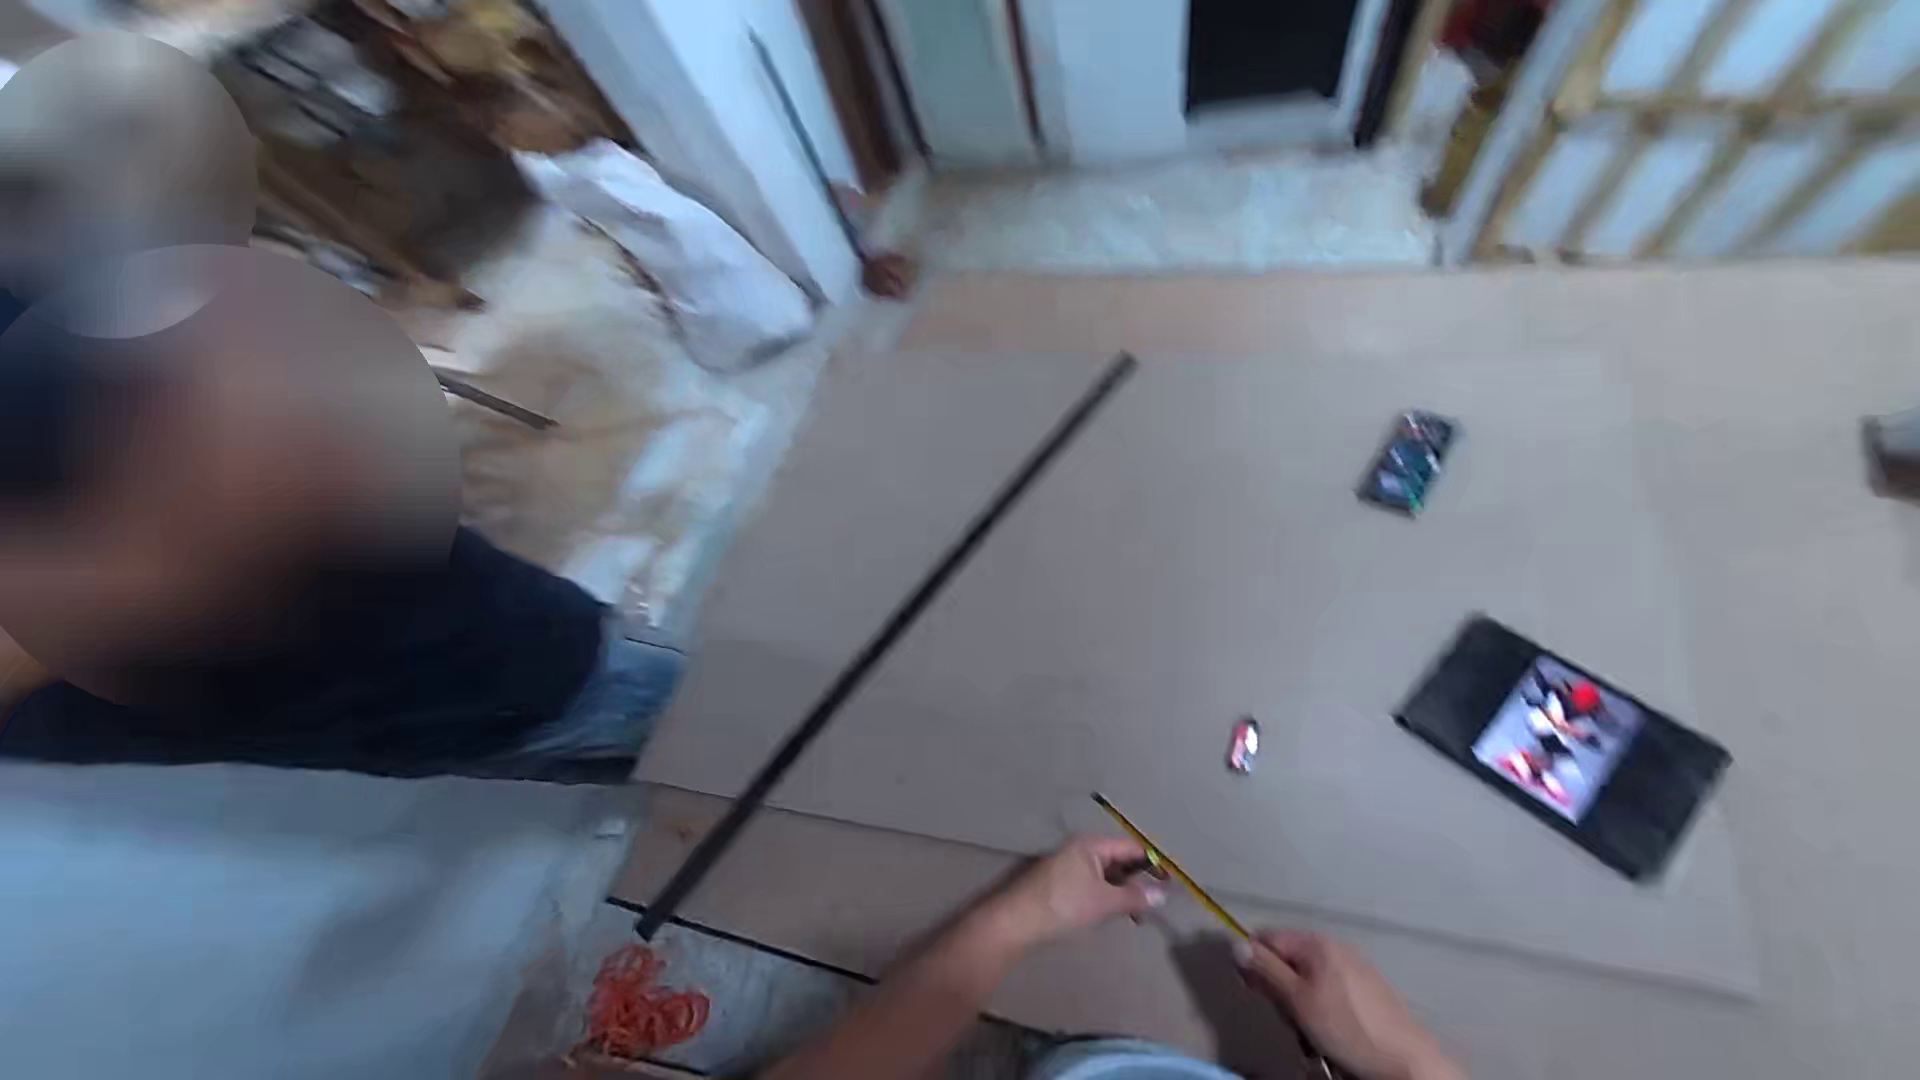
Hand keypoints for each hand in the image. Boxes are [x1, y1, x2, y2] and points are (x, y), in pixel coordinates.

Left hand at [979, 835, 1166, 950]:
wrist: (1018, 921)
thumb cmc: (1064, 905)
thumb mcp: (1104, 902)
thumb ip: (1135, 897)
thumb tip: (1163, 894)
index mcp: (1091, 845)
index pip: (1130, 847)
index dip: (1153, 862)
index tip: (1172, 883)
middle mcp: (1081, 849)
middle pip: (1119, 858)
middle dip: (1139, 879)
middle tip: (1155, 905)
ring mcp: (1070, 865)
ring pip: (1107, 874)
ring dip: (1124, 891)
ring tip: (1136, 916)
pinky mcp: (1063, 883)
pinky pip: (1095, 883)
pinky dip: (1109, 896)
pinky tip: (1113, 914)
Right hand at [1237, 930, 1463, 1079]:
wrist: (1412, 1067)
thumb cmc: (1347, 1029)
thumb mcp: (1297, 1002)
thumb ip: (1265, 970)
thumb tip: (1235, 944)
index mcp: (1314, 942)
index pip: (1266, 938)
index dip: (1254, 962)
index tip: (1255, 992)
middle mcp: (1333, 946)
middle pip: (1288, 958)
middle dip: (1282, 988)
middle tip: (1290, 1018)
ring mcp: (1355, 967)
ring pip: (1309, 977)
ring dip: (1302, 1002)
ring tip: (1313, 1032)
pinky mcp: (1371, 991)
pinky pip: (1331, 990)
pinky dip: (1324, 1008)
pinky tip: (1334, 1033)